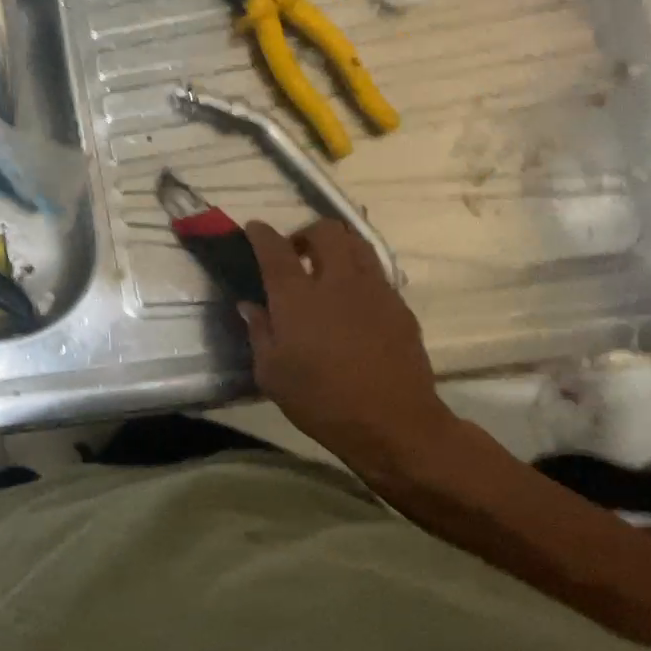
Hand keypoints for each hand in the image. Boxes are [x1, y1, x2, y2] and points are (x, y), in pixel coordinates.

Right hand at [240, 219, 461, 477]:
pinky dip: (357, 271)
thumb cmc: (319, 400)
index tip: (254, 229)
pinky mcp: (399, 305)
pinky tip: (348, 298)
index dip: (261, 234)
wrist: (392, 422)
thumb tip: (251, 305)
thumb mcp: (270, 372)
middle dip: (305, 232)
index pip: (275, 249)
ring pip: (357, 243)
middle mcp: (337, 282)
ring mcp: (374, 290)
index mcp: (297, 297)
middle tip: (294, 253)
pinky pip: (375, 271)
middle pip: (326, 231)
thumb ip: (259, 331)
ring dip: (336, 245)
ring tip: (324, 267)